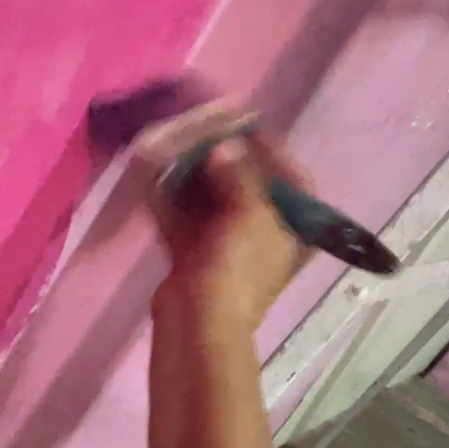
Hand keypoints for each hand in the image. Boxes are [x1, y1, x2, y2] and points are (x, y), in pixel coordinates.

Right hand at [129, 104, 309, 336]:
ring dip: (190, 178)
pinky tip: (153, 176)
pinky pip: (181, 220)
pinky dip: (169, 201)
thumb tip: (225, 145)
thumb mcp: (250, 214)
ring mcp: (225, 246)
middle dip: (220, 161)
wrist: (198, 323)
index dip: (267, 148)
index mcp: (295, 227)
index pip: (289, 177)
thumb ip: (238, 174)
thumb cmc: (238, 270)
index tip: (242, 124)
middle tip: (200, 132)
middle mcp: (263, 233)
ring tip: (173, 147)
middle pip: (245, 186)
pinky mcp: (192, 256)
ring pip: (209, 202)